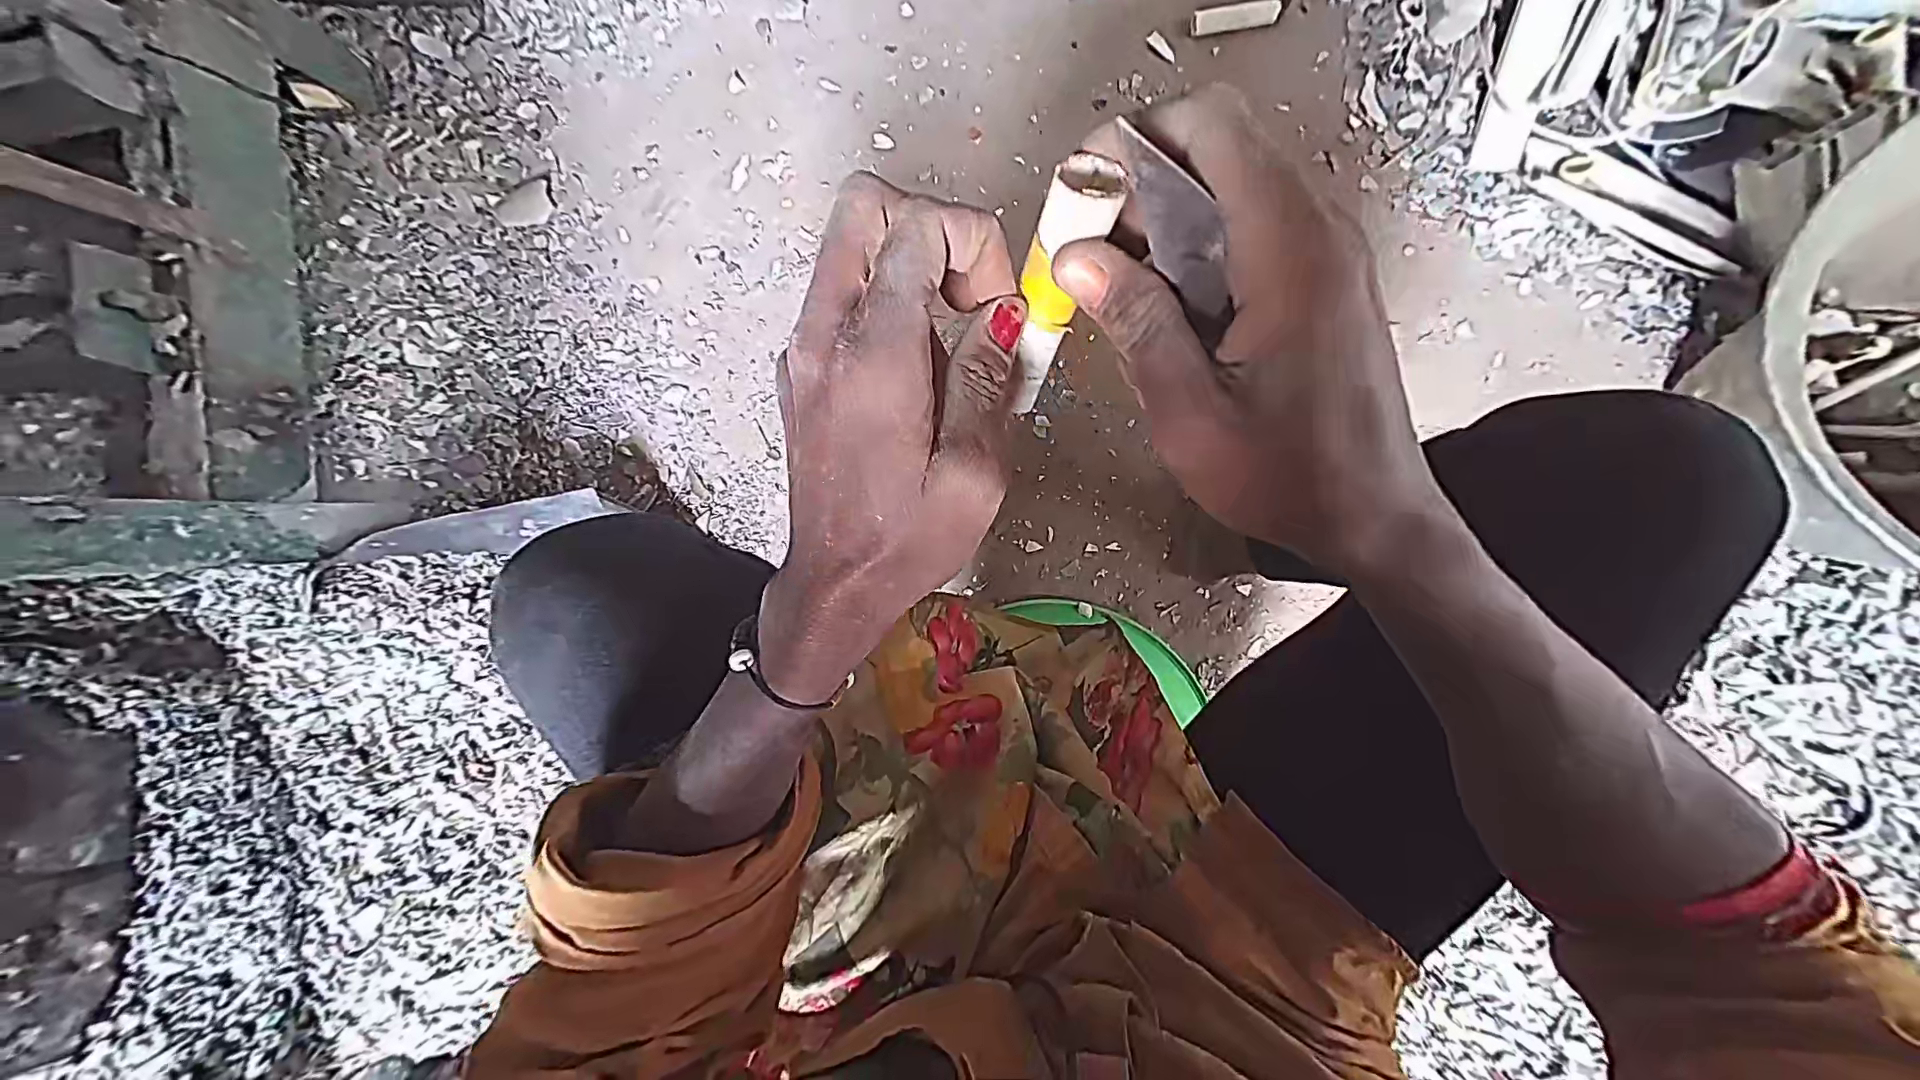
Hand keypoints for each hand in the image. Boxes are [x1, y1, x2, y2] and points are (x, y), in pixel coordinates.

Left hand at [760, 173, 1025, 701]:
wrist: (834, 581)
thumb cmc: (905, 542)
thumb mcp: (974, 472)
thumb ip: (987, 376)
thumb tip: (1003, 313)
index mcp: (873, 358)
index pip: (917, 228)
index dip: (974, 244)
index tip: (998, 307)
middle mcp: (824, 337)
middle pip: (864, 207)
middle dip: (931, 229)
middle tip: (968, 298)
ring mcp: (803, 350)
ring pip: (850, 245)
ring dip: (910, 266)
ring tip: (950, 341)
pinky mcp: (801, 368)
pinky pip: (843, 296)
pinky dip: (887, 301)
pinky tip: (918, 367)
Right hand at [1055, 84, 1446, 573]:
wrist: (1369, 513)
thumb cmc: (1285, 474)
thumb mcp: (1189, 411)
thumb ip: (1136, 324)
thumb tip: (1079, 258)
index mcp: (1288, 250)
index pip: (1207, 127)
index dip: (1131, 146)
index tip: (1081, 202)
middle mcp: (1315, 231)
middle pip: (1213, 150)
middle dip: (1136, 187)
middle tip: (1087, 252)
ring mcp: (1321, 251)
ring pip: (1224, 189)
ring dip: (1159, 223)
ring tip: (1115, 287)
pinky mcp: (1315, 279)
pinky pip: (1242, 230)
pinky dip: (1190, 250)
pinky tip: (1161, 308)